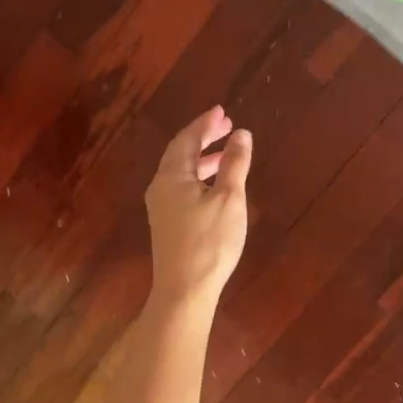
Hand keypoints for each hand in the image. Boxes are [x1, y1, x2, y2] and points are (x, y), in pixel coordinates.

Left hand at [145, 106, 252, 307]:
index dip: (205, 123)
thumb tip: (242, 134)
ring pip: (181, 172)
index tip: (223, 112)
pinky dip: (200, 176)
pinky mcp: (167, 224)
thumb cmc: (209, 242)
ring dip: (203, 158)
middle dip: (204, 137)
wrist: (185, 290)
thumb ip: (235, 163)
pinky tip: (216, 185)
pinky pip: (182, 187)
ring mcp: (161, 207)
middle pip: (181, 153)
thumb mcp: (229, 198)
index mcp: (172, 176)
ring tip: (227, 152)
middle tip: (227, 126)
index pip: (187, 139)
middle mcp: (160, 187)